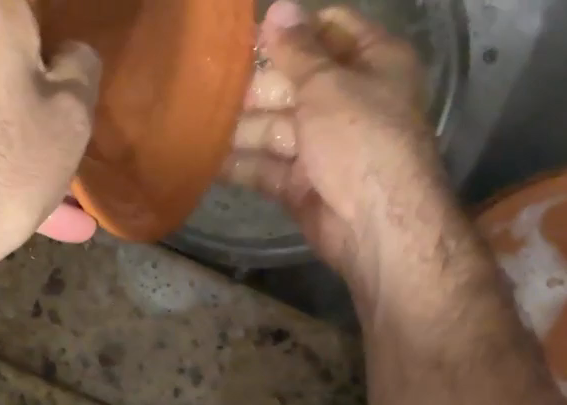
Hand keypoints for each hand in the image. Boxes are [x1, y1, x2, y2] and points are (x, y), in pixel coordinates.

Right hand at [225, 1, 455, 292]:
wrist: (373, 221)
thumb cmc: (361, 139)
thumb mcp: (328, 85)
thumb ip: (298, 50)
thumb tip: (278, 6)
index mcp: (371, 62)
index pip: (329, 31)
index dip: (290, 31)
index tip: (245, 37)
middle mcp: (348, 99)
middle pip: (293, 83)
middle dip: (255, 85)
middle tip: (206, 84)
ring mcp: (322, 145)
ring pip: (274, 127)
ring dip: (239, 126)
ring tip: (193, 120)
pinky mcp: (300, 183)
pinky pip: (265, 167)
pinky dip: (238, 163)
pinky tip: (202, 157)